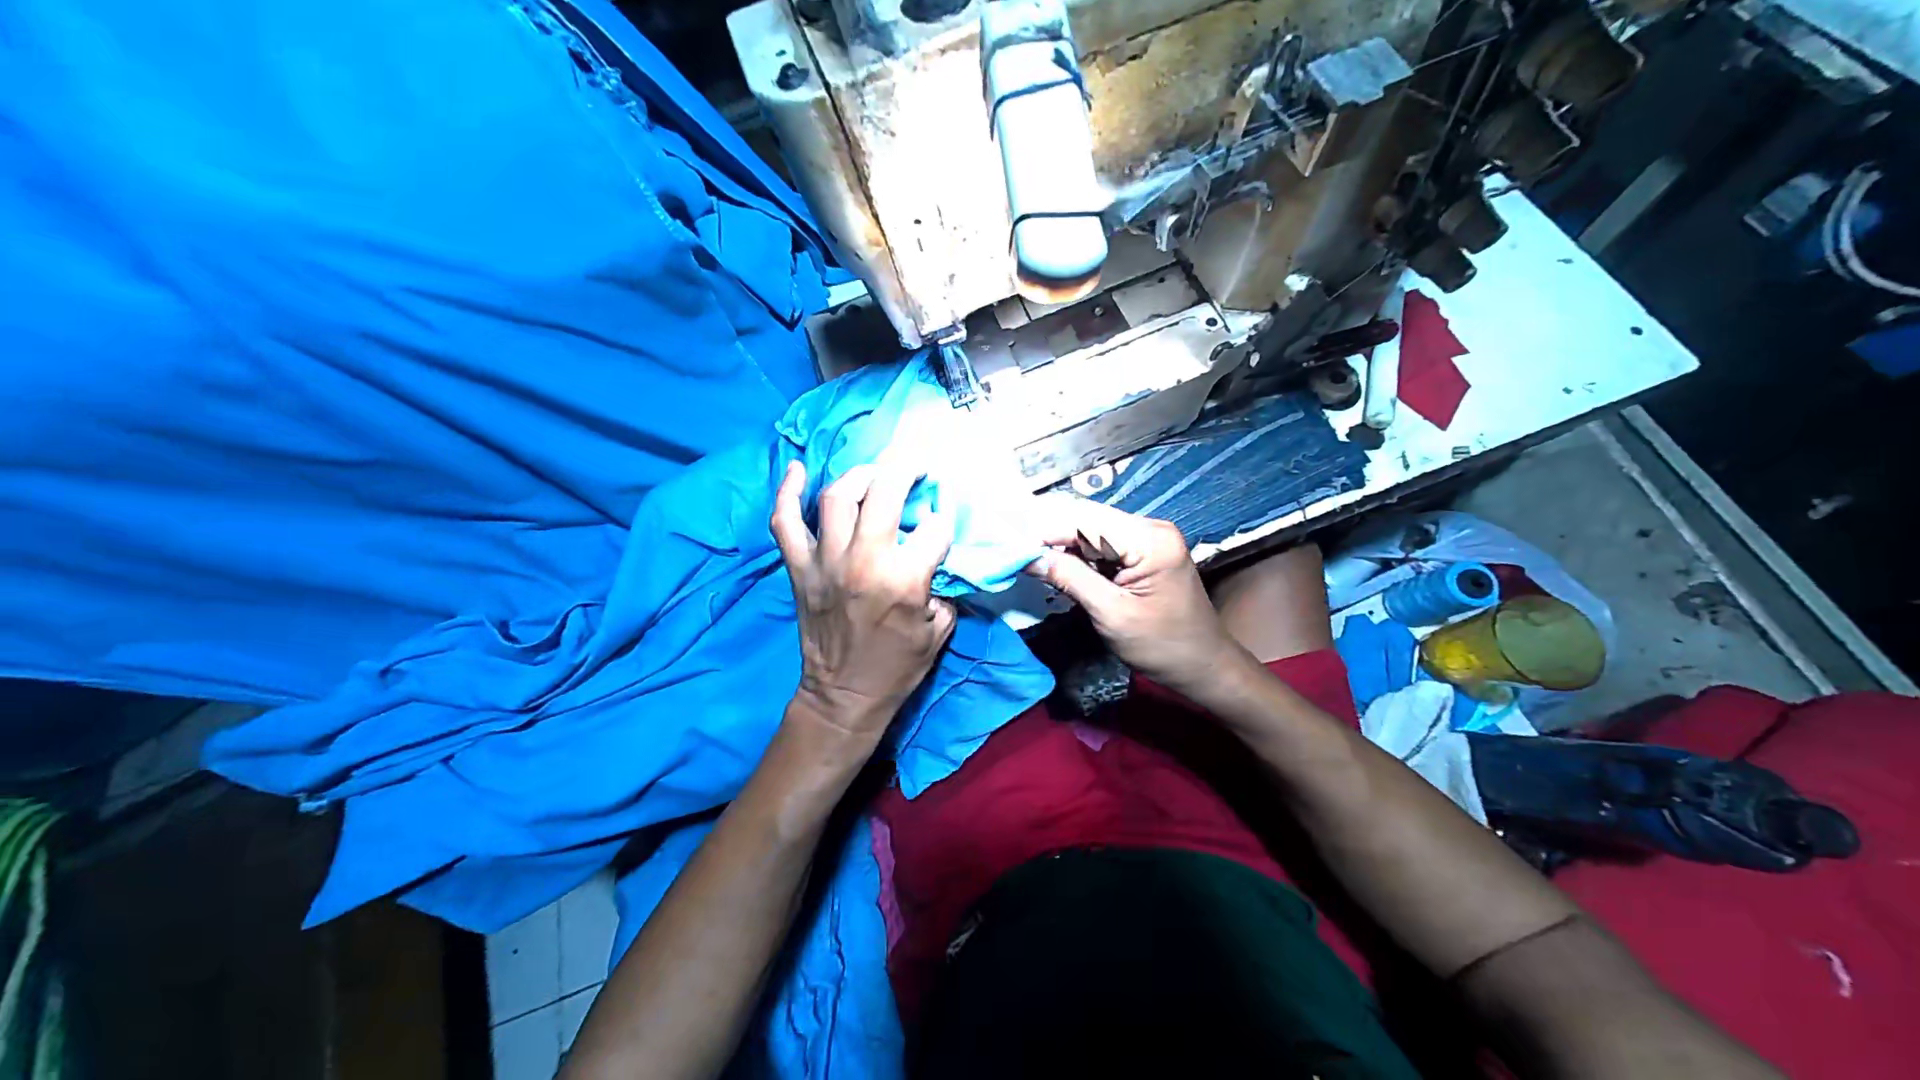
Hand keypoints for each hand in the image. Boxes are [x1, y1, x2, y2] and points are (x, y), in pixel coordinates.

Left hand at [770, 459, 957, 743]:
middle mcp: (863, 561)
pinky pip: (785, 521)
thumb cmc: (898, 666)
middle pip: (884, 493)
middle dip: (905, 472)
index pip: (933, 527)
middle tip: (914, 468)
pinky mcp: (798, 568)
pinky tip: (797, 468)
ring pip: (838, 497)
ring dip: (859, 475)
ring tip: (874, 474)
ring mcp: (825, 562)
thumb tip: (940, 551)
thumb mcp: (940, 629)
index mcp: (904, 580)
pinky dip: (788, 491)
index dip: (942, 523)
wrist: (845, 695)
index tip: (940, 526)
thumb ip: (944, 585)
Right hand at [1028, 497, 1244, 694]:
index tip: (1014, 547)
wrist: (1202, 665)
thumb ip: (1069, 578)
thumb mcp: (1110, 613)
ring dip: (1064, 546)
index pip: (1087, 520)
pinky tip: (1061, 568)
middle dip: (1053, 537)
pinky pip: (1103, 543)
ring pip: (1092, 530)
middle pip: (1088, 519)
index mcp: (1150, 539)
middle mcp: (1151, 528)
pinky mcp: (1144, 551)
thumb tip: (1029, 557)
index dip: (1047, 531)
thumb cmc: (1161, 645)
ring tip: (1034, 561)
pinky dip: (1080, 555)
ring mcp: (1149, 538)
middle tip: (1018, 554)